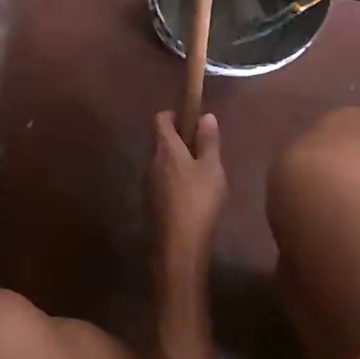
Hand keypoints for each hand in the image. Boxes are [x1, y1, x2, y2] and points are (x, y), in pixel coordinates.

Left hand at [145, 111, 226, 268]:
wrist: (179, 243)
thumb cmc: (199, 199)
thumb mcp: (212, 167)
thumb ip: (208, 140)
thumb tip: (206, 116)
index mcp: (165, 148)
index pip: (160, 119)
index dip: (174, 115)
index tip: (191, 121)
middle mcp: (150, 161)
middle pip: (161, 141)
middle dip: (179, 141)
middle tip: (203, 152)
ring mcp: (147, 182)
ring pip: (161, 163)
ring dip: (177, 163)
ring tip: (201, 176)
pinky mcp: (150, 201)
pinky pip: (161, 181)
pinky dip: (174, 181)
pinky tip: (191, 196)